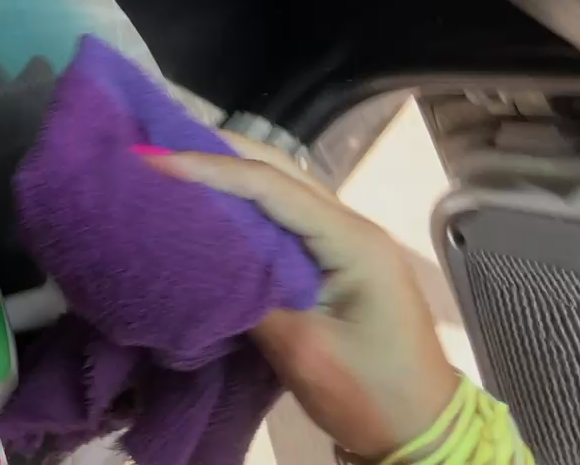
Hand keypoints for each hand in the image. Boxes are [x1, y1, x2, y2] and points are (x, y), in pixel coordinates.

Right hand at [152, 134, 460, 459]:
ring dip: (225, 164)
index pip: (268, 185)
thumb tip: (195, 249)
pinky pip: (279, 203)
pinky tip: (208, 191)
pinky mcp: (331, 249)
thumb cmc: (368, 395)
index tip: (153, 159)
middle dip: (213, 149)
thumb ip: (247, 287)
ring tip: (172, 157)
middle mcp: (350, 223)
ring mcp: (343, 234)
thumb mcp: (300, 347)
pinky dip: (239, 190)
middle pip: (274, 166)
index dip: (206, 166)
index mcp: (351, 240)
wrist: (426, 438)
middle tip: (157, 144)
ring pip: (276, 178)